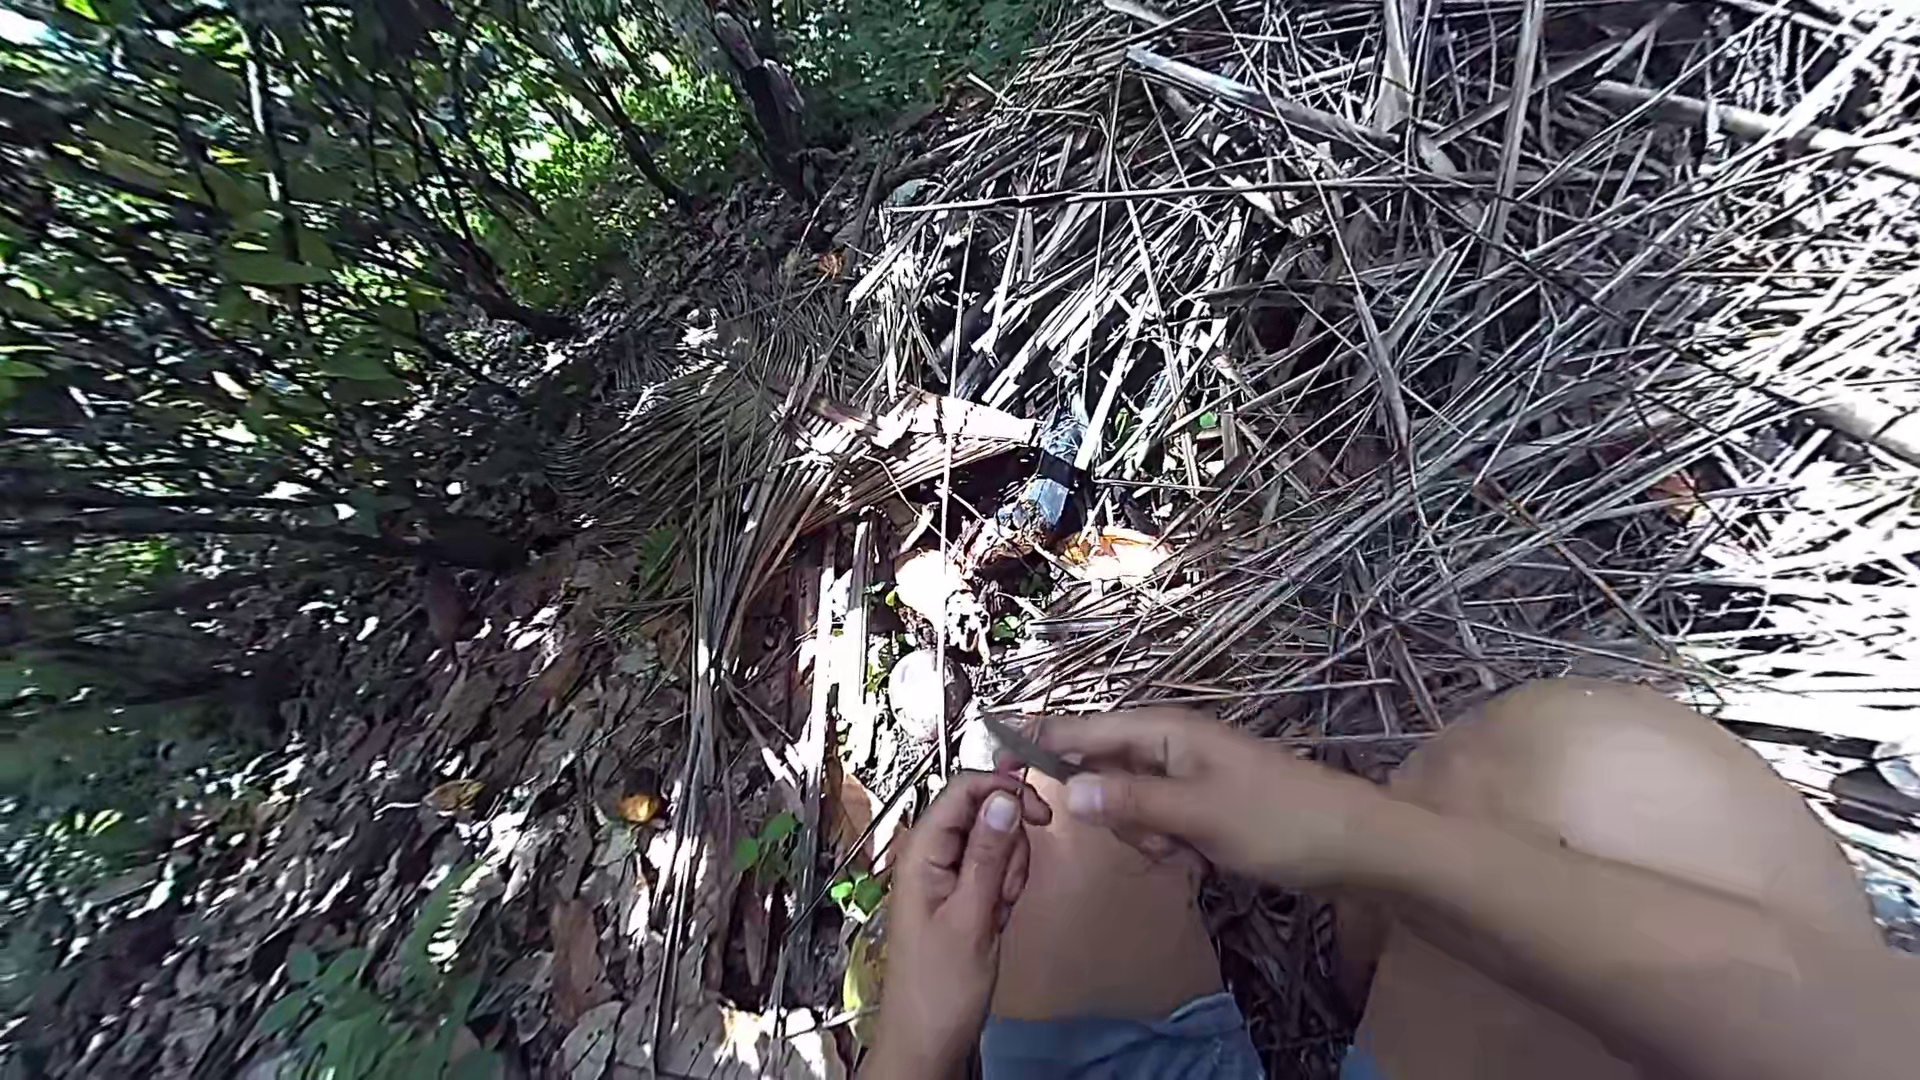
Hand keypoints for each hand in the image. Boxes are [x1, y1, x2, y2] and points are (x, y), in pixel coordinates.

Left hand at [864, 771, 1050, 1077]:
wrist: (929, 1044)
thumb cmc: (940, 989)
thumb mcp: (970, 917)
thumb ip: (988, 853)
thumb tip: (1005, 795)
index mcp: (923, 848)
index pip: (963, 788)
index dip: (1002, 788)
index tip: (1038, 811)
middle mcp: (934, 849)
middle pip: (984, 810)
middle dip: (1008, 843)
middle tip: (1006, 887)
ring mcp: (949, 868)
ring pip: (995, 837)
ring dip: (1008, 868)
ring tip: (998, 908)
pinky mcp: (964, 886)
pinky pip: (996, 864)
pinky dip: (1006, 883)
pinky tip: (998, 913)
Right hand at [1038, 707, 1391, 887]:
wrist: (1359, 846)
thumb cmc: (1278, 820)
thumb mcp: (1200, 814)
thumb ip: (1129, 802)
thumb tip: (1068, 791)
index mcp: (1159, 729)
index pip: (1082, 729)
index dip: (1040, 742)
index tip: (1001, 757)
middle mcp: (1163, 743)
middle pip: (1100, 773)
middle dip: (1117, 814)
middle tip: (1159, 841)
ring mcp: (1179, 772)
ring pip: (1125, 803)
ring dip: (1146, 835)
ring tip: (1189, 852)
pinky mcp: (1195, 799)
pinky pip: (1154, 820)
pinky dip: (1167, 843)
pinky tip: (1200, 859)